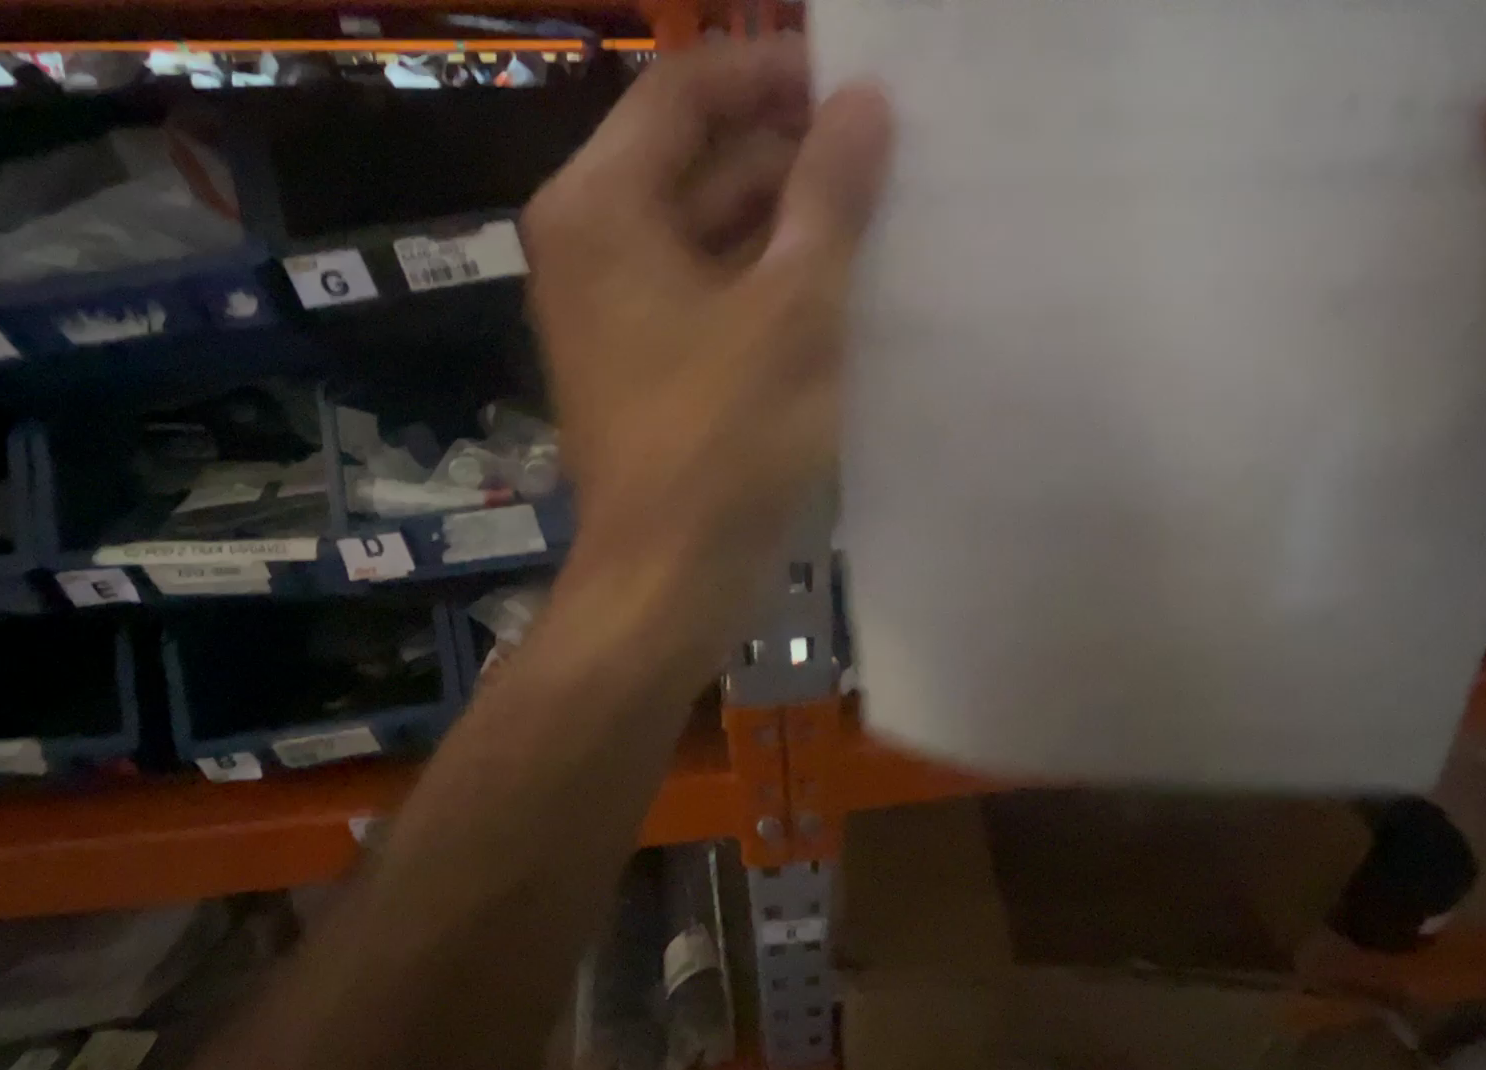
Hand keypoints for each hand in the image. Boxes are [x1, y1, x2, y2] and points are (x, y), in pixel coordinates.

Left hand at [523, 39, 892, 570]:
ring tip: (884, 211)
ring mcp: (617, 306)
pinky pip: (712, 288)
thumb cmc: (725, 440)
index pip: (686, 92)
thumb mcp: (793, 309)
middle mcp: (594, 243)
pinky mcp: (648, 358)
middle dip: (792, 151)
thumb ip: (829, 196)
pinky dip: (770, 277)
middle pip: (697, 159)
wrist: (670, 579)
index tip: (859, 83)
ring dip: (790, 218)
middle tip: (891, 151)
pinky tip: (844, 281)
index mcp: (602, 208)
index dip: (773, 73)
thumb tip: (864, 104)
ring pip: (710, 228)